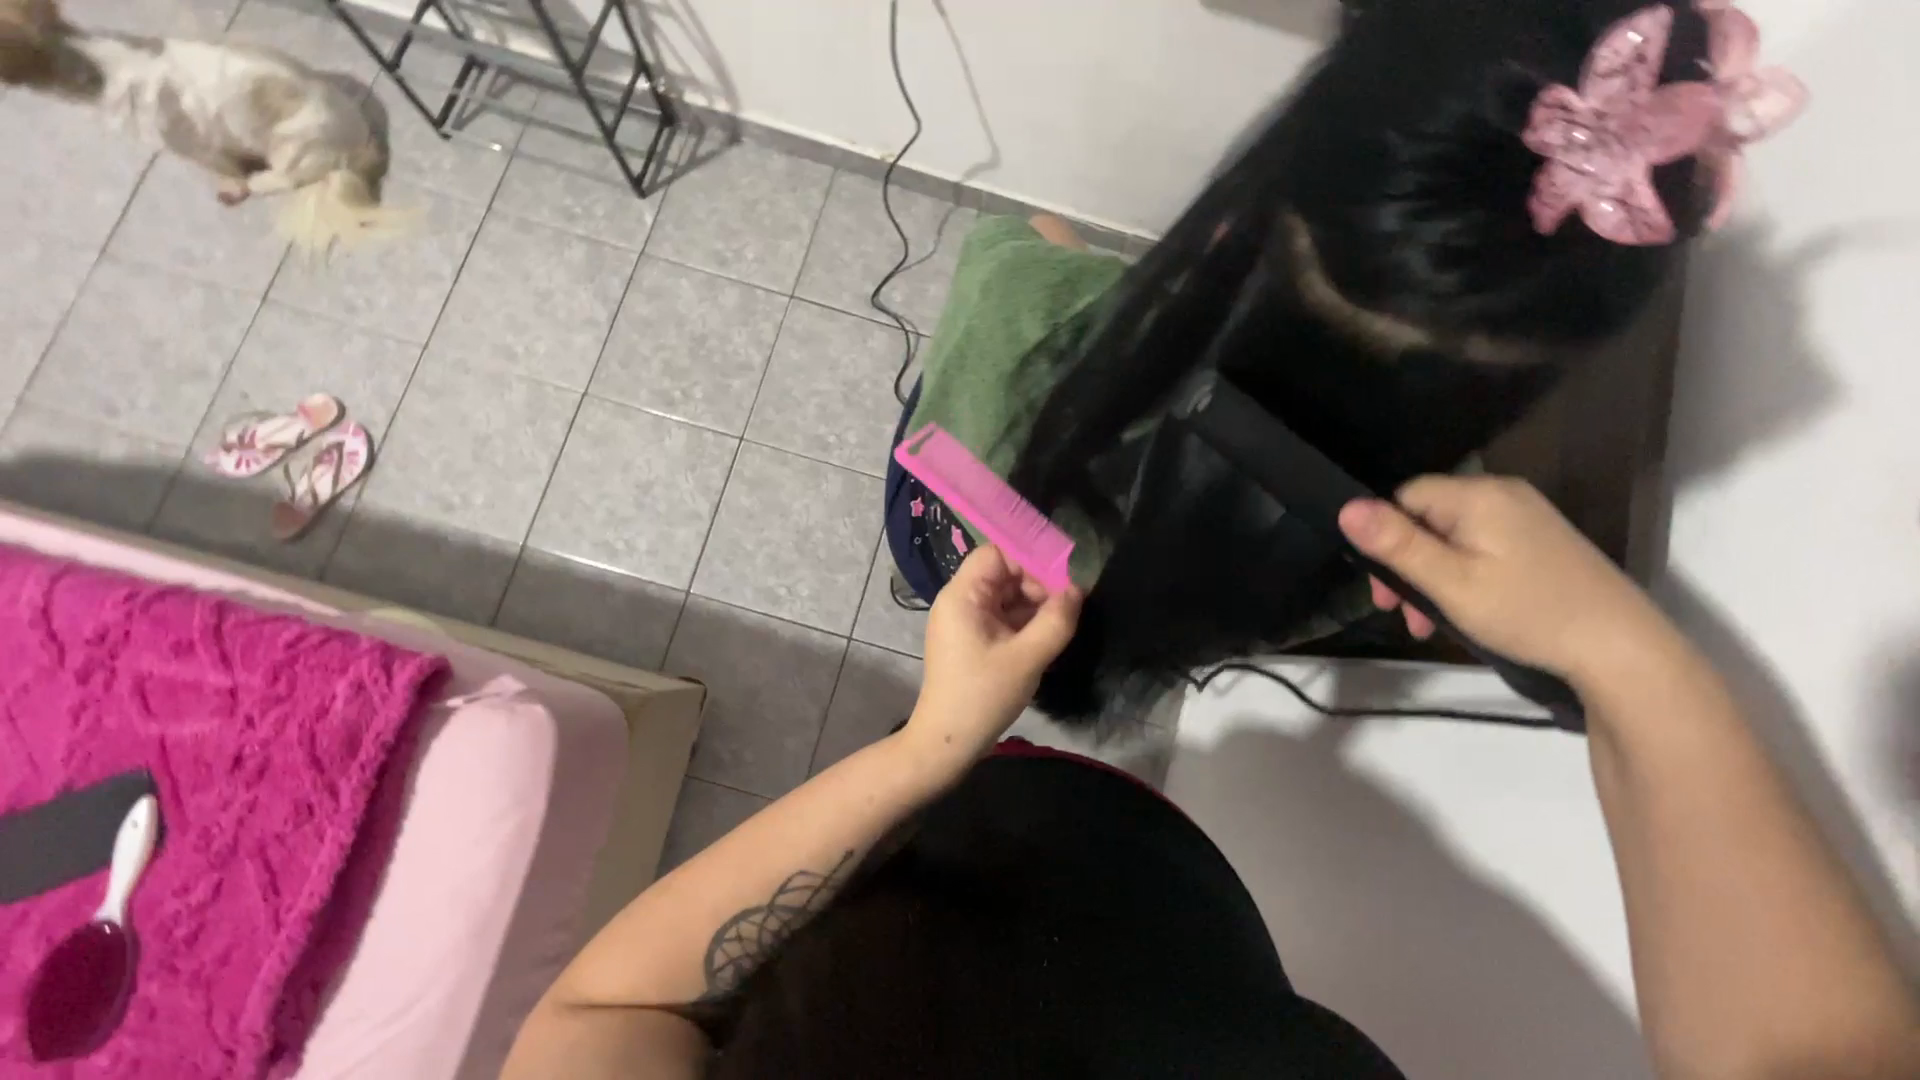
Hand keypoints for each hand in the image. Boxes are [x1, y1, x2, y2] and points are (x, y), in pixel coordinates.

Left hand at [907, 546, 1082, 762]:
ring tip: (1058, 626)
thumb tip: (1077, 590)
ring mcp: (964, 621)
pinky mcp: (971, 640)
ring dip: (1033, 607)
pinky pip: (1001, 618)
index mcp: (962, 595)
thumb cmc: (983, 695)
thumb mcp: (1027, 658)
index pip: (996, 553)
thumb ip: (1056, 620)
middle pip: (1003, 574)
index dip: (1029, 560)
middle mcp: (959, 601)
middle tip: (1064, 609)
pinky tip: (1044, 639)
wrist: (947, 742)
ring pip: (1005, 597)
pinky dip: (1023, 624)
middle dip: (1036, 586)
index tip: (1061, 580)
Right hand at [1336, 475, 1676, 686]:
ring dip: (1430, 578)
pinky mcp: (1540, 542)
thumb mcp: (1449, 582)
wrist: (1620, 649)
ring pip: (1451, 538)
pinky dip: (1461, 577)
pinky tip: (1464, 611)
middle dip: (1406, 565)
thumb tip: (1344, 507)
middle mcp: (1504, 495)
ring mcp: (1526, 518)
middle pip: (1427, 518)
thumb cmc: (1526, 611)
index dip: (1384, 538)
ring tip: (1429, 623)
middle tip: (1401, 614)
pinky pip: (1479, 548)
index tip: (1382, 590)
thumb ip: (1396, 544)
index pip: (1404, 497)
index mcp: (1479, 495)